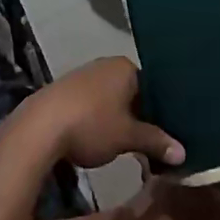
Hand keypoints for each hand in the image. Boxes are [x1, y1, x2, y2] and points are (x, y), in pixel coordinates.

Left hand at [15, 57, 184, 169]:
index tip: (167, 131)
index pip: (154, 85)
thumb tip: (182, 154)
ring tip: (124, 145)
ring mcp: (83, 75)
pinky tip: (96, 140)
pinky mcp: (64, 90)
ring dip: (118, 119)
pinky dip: (98, 119)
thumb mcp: (127, 136)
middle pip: (132, 92)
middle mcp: (106, 65)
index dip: (161, 109)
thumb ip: (155, 142)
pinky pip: (91, 103)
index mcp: (126, 67)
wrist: (37, 128)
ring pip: (111, 98)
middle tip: (149, 142)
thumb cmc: (90, 125)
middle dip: (140, 116)